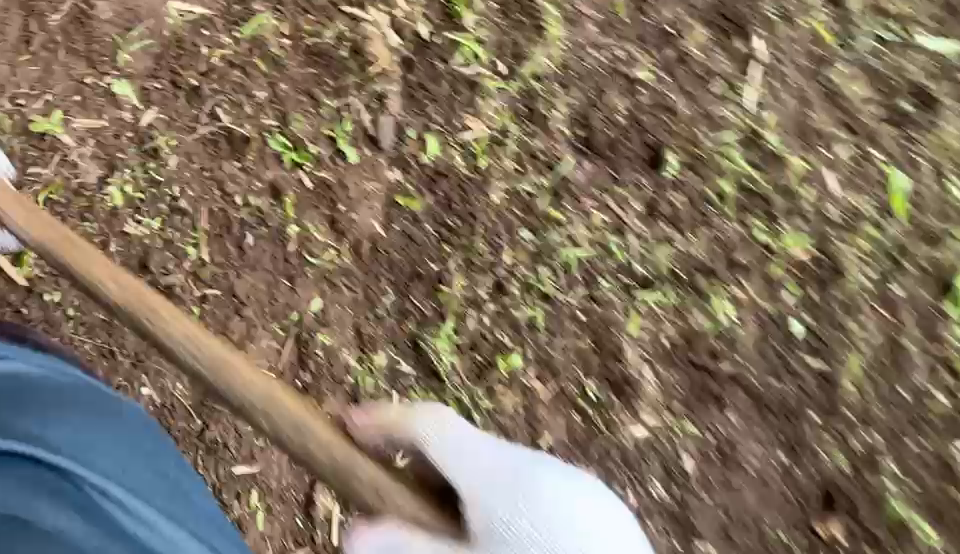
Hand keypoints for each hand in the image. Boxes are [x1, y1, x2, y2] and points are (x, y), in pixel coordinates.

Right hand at [342, 403, 653, 553]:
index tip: (344, 424)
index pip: (427, 420)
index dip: (380, 420)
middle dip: (423, 467)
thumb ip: (406, 549)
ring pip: (505, 475)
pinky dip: (510, 513)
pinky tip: (507, 549)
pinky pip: (543, 499)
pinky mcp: (614, 522)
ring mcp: (588, 494)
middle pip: (466, 448)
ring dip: (467, 494)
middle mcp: (547, 468)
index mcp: (503, 472)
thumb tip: (351, 534)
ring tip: (449, 536)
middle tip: (391, 498)